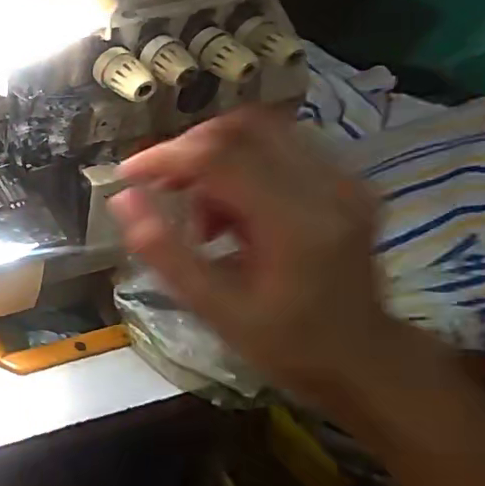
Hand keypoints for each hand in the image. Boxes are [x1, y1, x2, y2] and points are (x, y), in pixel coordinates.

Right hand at [108, 108, 441, 412]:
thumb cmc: (284, 343)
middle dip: (187, 150)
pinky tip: (230, 209)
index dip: (164, 157)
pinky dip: (239, 165)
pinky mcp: (345, 180)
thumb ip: (165, 252)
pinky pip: (279, 146)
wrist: (362, 357)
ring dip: (213, 157)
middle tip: (162, 189)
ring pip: (260, 130)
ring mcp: (343, 179)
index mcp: (296, 224)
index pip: (219, 157)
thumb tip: (122, 199)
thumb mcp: (214, 309)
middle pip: (241, 128)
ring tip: (200, 212)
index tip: (128, 175)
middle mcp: (327, 187)